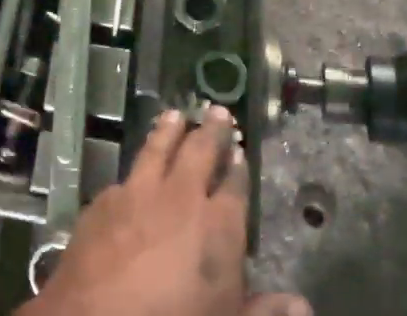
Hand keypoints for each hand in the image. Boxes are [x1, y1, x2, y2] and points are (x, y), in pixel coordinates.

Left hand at [22, 105, 310, 315]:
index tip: (241, 151)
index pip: (234, 187)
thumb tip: (303, 305)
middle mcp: (180, 198)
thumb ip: (263, 310)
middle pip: (199, 152)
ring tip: (175, 114)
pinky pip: (125, 176)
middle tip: (217, 111)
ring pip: (157, 149)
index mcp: (217, 227)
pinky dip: (135, 167)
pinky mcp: (104, 201)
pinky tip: (134, 168)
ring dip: (169, 130)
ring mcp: (138, 193)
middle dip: (211, 131)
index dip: (239, 168)